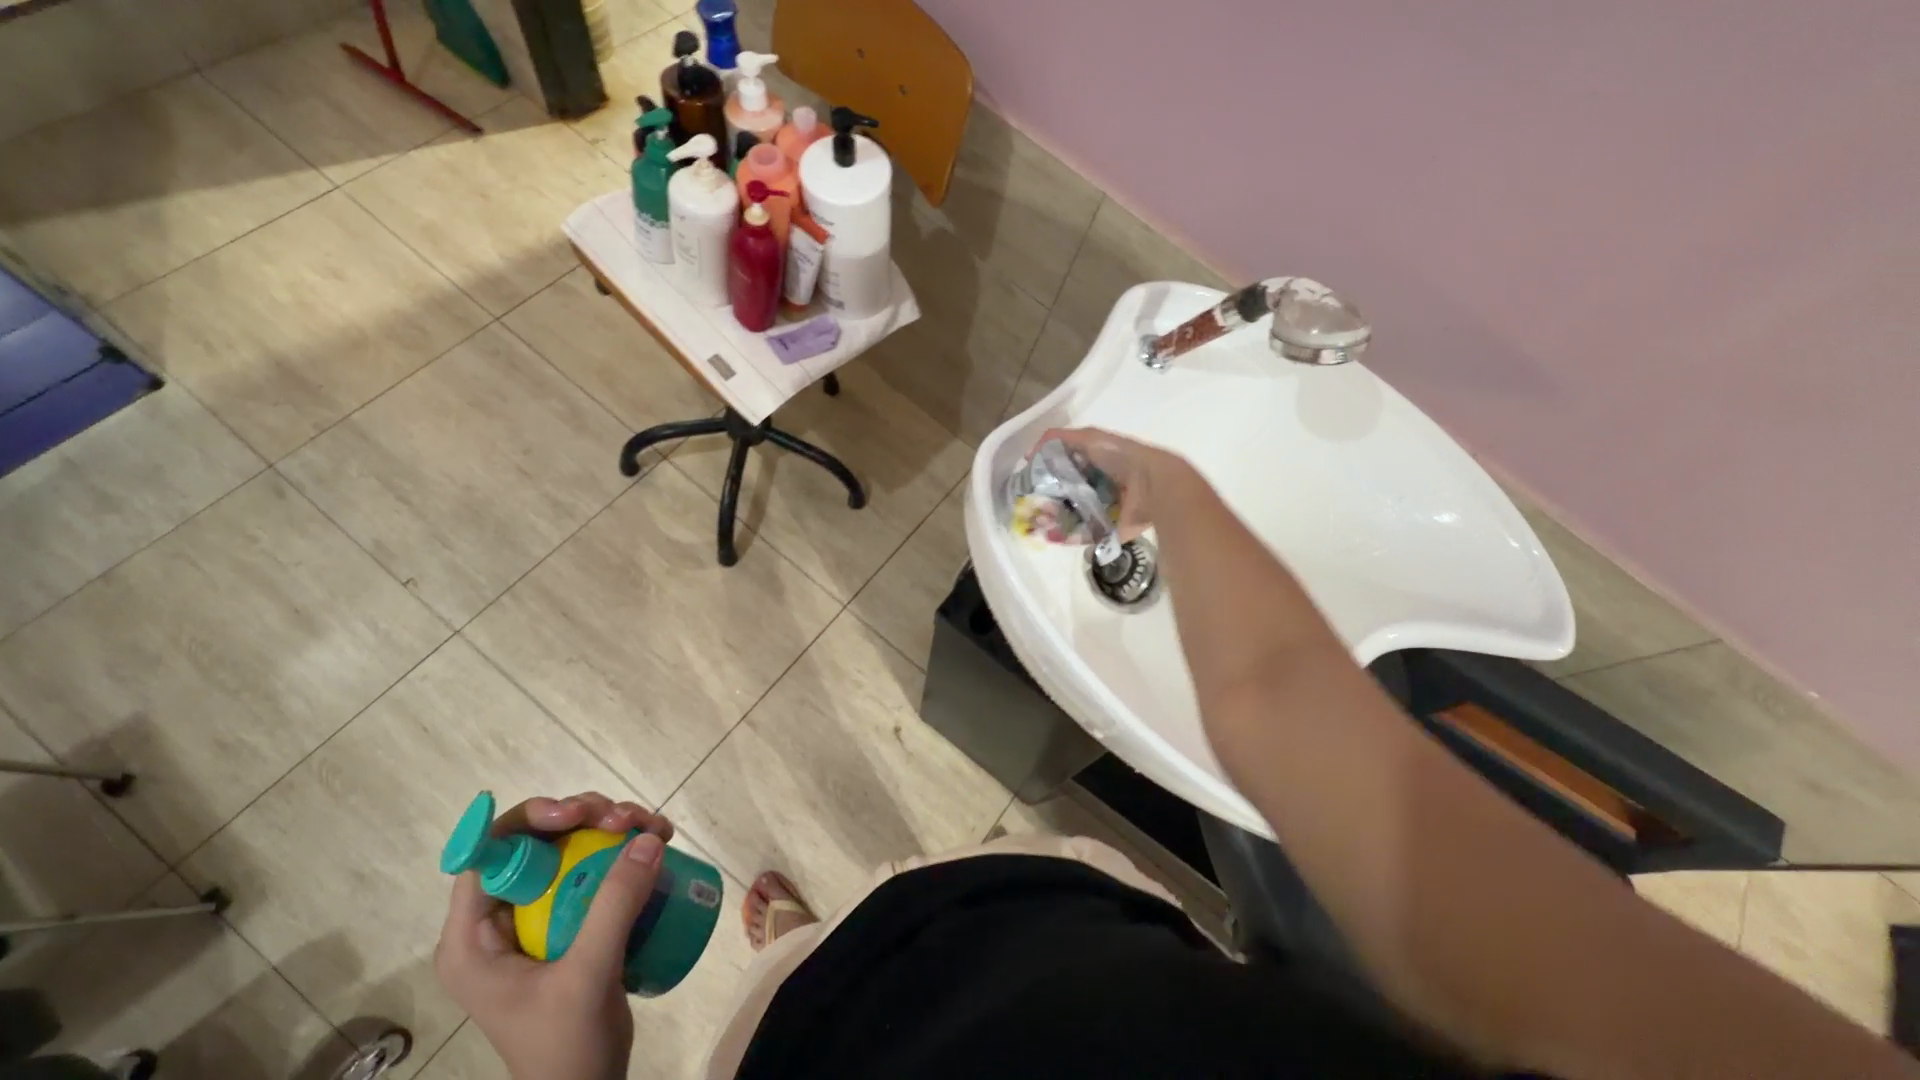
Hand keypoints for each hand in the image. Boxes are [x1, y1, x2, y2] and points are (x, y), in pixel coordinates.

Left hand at [435, 793, 673, 1079]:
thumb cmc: (567, 1046)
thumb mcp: (588, 976)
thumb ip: (613, 907)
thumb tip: (647, 838)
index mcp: (473, 937)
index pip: (487, 855)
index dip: (530, 820)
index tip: (581, 813)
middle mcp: (499, 920)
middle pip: (535, 842)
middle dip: (584, 817)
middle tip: (629, 819)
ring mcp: (537, 920)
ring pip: (568, 849)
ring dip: (610, 828)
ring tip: (654, 828)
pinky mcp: (570, 924)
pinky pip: (592, 870)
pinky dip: (623, 849)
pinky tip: (657, 842)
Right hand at [1036, 427, 1191, 538]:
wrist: (1152, 483)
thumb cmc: (1120, 456)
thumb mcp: (1088, 438)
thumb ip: (1057, 439)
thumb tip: (1029, 455)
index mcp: (1096, 463)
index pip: (1065, 470)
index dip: (1047, 476)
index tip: (1030, 484)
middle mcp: (1100, 486)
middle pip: (1068, 495)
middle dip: (1049, 502)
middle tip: (1032, 508)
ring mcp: (1106, 509)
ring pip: (1074, 516)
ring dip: (1055, 520)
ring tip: (1040, 524)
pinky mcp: (1110, 529)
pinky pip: (1086, 534)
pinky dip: (1069, 536)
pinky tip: (1053, 536)